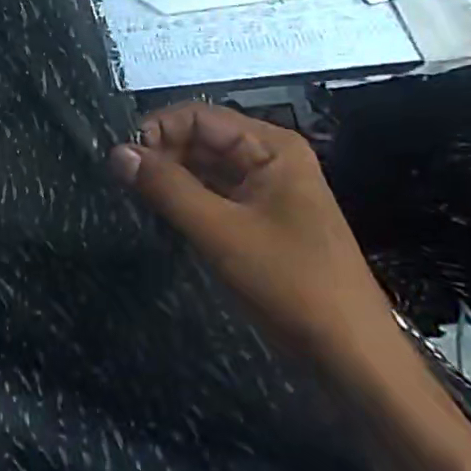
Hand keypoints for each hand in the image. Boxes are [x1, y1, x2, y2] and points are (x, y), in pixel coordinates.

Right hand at [110, 102, 392, 361]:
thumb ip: (168, 188)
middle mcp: (271, 157)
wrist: (353, 354)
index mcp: (271, 146)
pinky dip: (190, 201)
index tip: (120, 157)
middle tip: (121, 180)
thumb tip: (118, 152)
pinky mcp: (265, 220)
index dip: (159, 128)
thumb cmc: (290, 282)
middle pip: (205, 139)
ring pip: (209, 169)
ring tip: (132, 195)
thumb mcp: (221, 232)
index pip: (201, 116)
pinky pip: (219, 196)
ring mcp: (269, 190)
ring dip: (174, 178)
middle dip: (164, 153)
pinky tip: (162, 214)